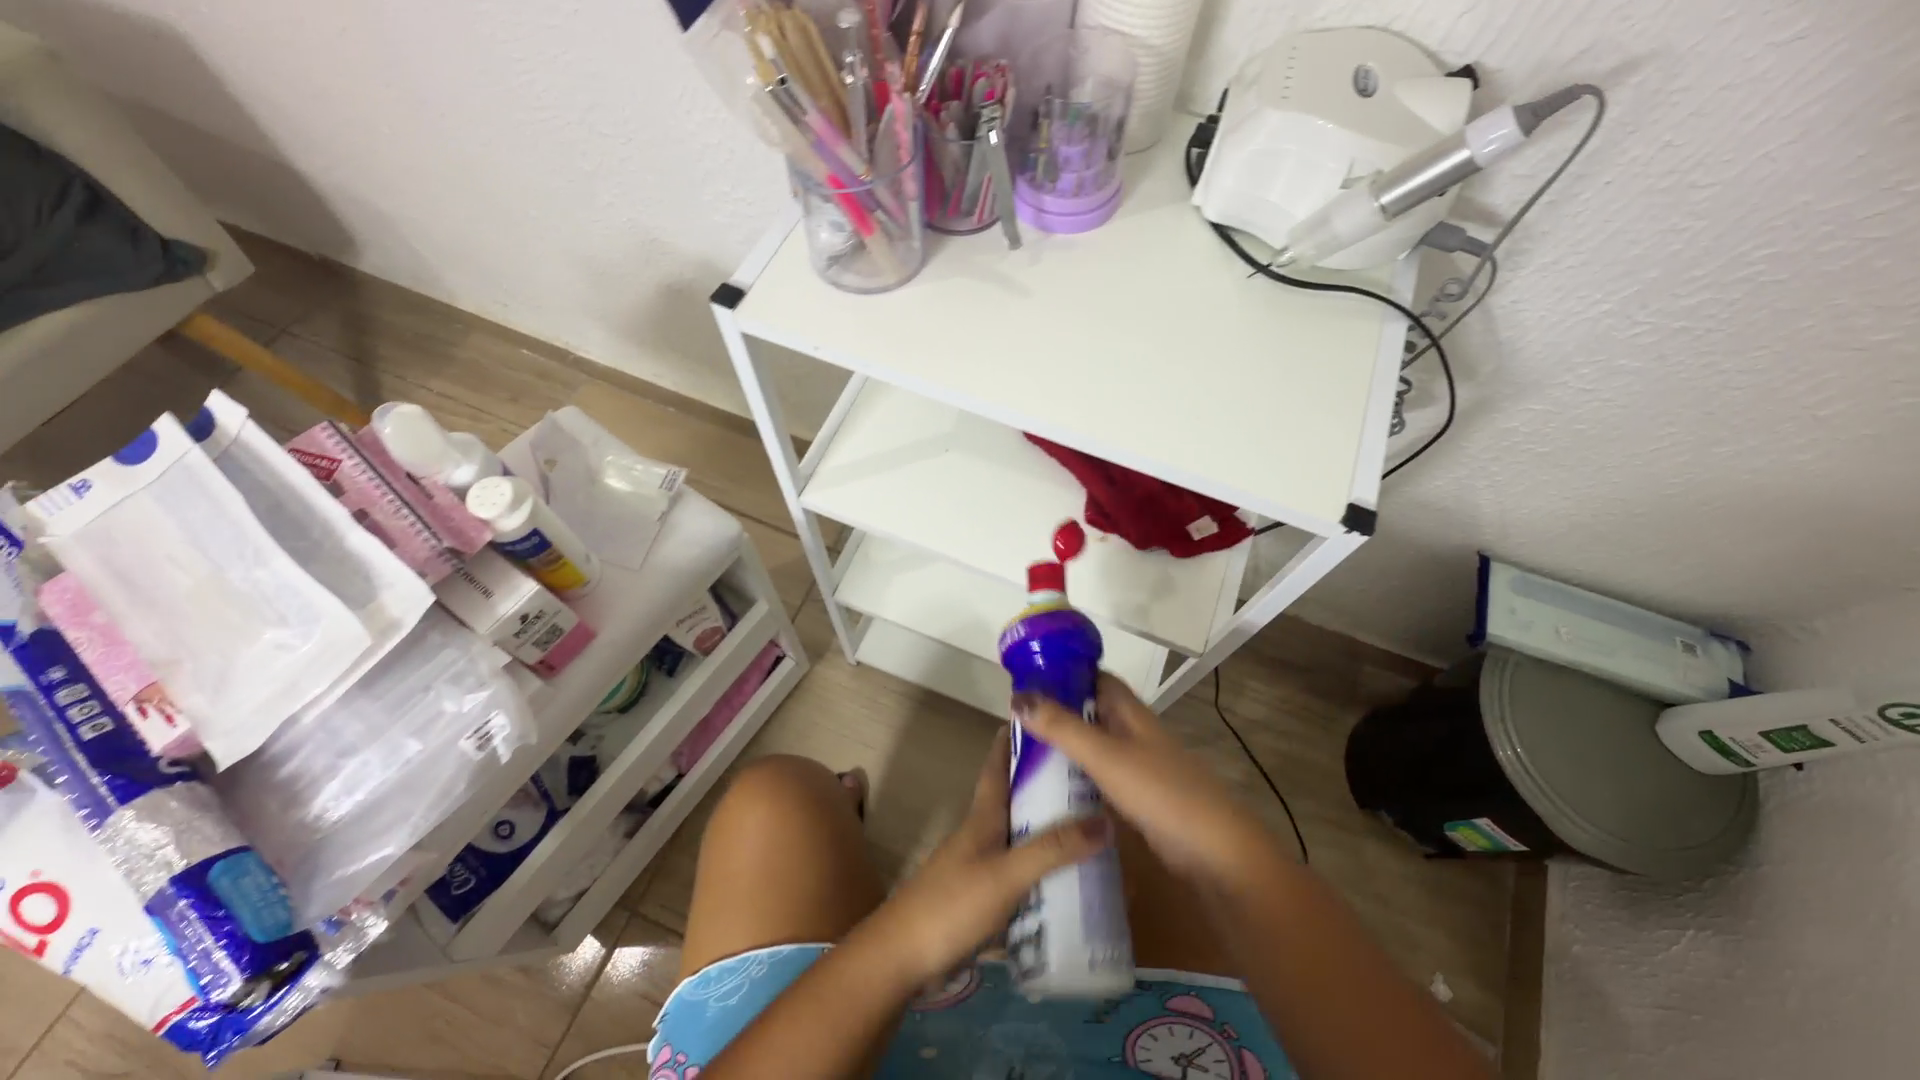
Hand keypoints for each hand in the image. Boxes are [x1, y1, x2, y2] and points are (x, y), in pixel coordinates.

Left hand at [857, 728, 1109, 987]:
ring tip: (1099, 836)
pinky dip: (1049, 880)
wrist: (902, 959)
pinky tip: (1076, 891)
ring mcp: (982, 871)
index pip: (999, 765)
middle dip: (1051, 788)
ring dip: (1055, 836)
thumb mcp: (1006, 874)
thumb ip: (1053, 849)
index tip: (1044, 717)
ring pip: (1025, 843)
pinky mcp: (985, 904)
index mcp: (983, 818)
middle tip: (1097, 781)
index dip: (1016, 739)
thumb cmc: (950, 906)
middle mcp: (984, 837)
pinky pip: (1025, 882)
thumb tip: (1107, 821)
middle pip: (1019, 803)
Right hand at [1015, 674, 1290, 892]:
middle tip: (1016, 720)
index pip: (1098, 678)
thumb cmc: (1161, 792)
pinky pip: (1102, 778)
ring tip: (1025, 752)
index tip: (1029, 676)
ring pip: (1097, 746)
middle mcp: (1137, 735)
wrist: (1214, 850)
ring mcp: (1141, 768)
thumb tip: (1018, 696)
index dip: (1067, 671)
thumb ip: (1063, 728)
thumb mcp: (1105, 756)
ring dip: (1067, 746)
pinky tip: (1054, 790)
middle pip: (1095, 712)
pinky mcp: (1141, 799)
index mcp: (1133, 715)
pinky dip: (1079, 777)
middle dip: (1060, 711)